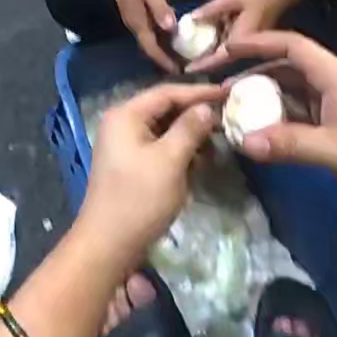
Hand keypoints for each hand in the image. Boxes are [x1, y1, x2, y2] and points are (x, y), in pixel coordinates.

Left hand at [76, 82, 226, 262]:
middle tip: (227, 120)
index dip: (199, 92)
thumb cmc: (139, 199)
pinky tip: (200, 162)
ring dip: (190, 136)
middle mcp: (122, 122)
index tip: (228, 93)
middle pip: (165, 109)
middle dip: (195, 115)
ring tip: (217, 146)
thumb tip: (206, 108)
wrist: (108, 245)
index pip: (167, 92)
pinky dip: (180, 151)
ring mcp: (125, 143)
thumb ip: (189, 129)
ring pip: (164, 129)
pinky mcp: (131, 163)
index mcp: (126, 114)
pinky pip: (160, 146)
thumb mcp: (170, 161)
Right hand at [98, 0, 178, 72]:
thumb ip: (160, 9)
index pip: (151, 48)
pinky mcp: (134, 7)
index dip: (164, 60)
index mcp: (137, 22)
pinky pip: (149, 25)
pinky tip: (171, 27)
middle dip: (165, 55)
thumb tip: (172, 30)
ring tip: (180, 48)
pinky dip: (160, 30)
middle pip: (150, 45)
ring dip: (163, 43)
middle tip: (184, 62)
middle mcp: (134, 22)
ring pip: (150, 35)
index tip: (178, 72)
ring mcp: (133, 15)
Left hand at [184, 0, 293, 68]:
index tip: (186, 72)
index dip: (202, 66)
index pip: (219, 58)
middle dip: (202, 59)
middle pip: (221, 56)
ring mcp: (248, 38)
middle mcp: (246, 44)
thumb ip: (211, 9)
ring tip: (186, 49)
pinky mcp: (248, 30)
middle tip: (181, 62)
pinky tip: (201, 32)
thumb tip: (191, 19)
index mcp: (242, 40)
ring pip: (224, 47)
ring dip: (208, 48)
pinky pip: (229, 36)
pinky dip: (216, 36)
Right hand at [206, 32, 336, 219]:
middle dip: (253, 74)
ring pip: (296, 93)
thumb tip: (241, 141)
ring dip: (268, 100)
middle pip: (288, 67)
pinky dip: (285, 120)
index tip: (224, 49)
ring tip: (236, 113)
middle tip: (220, 89)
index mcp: (336, 76)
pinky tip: (268, 135)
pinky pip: (307, 114)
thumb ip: (290, 144)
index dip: (256, 43)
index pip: (290, 45)